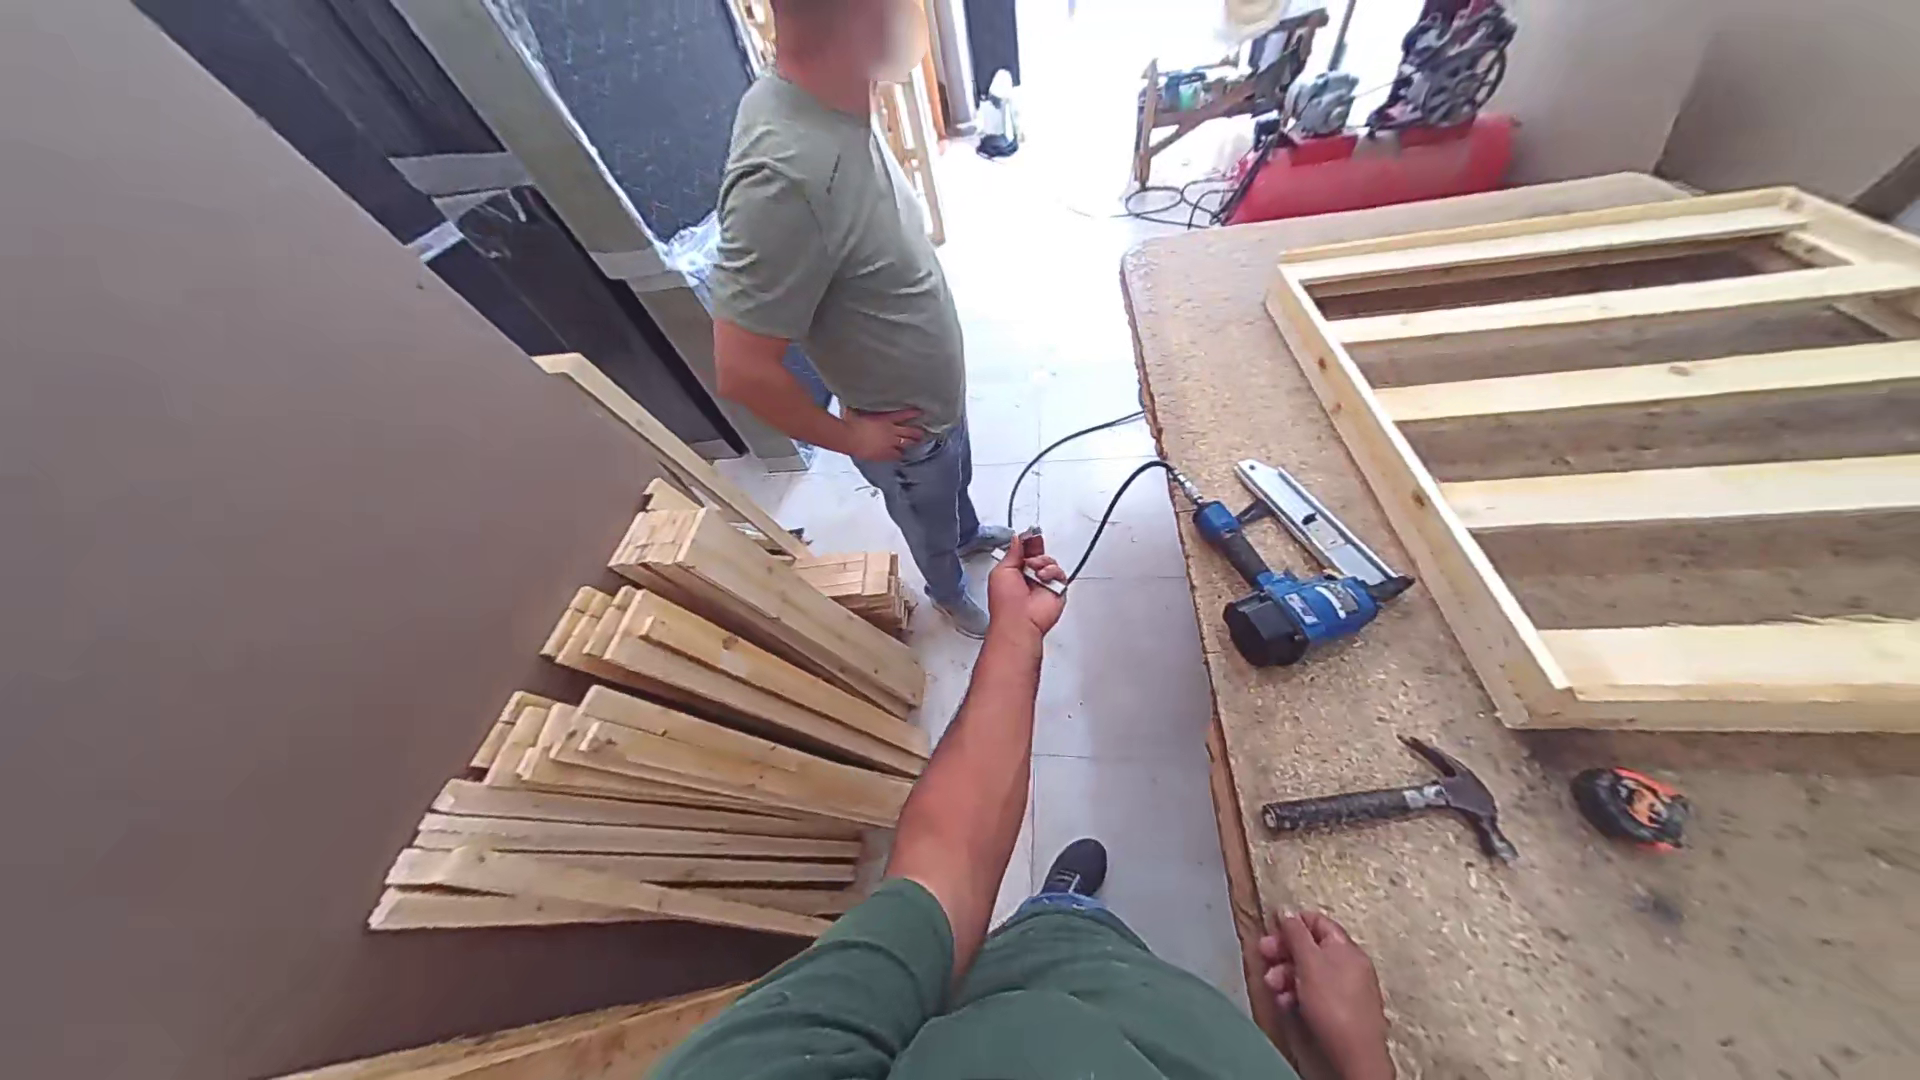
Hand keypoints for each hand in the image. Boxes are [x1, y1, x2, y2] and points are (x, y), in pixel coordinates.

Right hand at [838, 408, 923, 461]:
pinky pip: (896, 455)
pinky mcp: (884, 454)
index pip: (903, 415)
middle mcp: (891, 431)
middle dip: (917, 432)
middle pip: (909, 432)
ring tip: (916, 443)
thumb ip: (863, 406)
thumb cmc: (850, 422)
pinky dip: (899, 455)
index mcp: (886, 419)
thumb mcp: (859, 410)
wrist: (848, 438)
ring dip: (911, 443)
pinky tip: (900, 455)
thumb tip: (859, 400)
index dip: (913, 413)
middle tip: (922, 433)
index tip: (920, 412)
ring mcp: (889, 443)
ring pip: (906, 444)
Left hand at [986, 531, 1066, 639]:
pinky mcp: (1057, 589)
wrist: (1019, 620)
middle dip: (1036, 550)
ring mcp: (1043, 583)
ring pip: (1050, 561)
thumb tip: (1017, 538)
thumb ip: (1012, 552)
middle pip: (1039, 554)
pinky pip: (1060, 572)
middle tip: (1034, 547)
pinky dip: (1052, 572)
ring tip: (1035, 571)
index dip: (1027, 543)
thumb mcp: (1002, 569)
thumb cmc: (1006, 601)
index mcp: (1014, 571)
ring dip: (1042, 562)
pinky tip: (1043, 578)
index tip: (1030, 534)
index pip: (1024, 552)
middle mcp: (1029, 577)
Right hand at [1260, 910, 1393, 1079]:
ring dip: (1285, 975)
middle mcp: (1349, 965)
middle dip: (1283, 952)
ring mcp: (1347, 989)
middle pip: (1309, 946)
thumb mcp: (1308, 961)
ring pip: (1308, 971)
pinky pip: (1315, 992)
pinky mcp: (1342, 1010)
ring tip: (1273, 987)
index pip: (1316, 921)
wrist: (1355, 1058)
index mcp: (1345, 948)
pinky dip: (1297, 993)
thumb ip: (1295, 932)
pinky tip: (1286, 1002)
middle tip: (1265, 956)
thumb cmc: (1331, 1003)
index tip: (1273, 930)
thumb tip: (1286, 910)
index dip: (1292, 923)